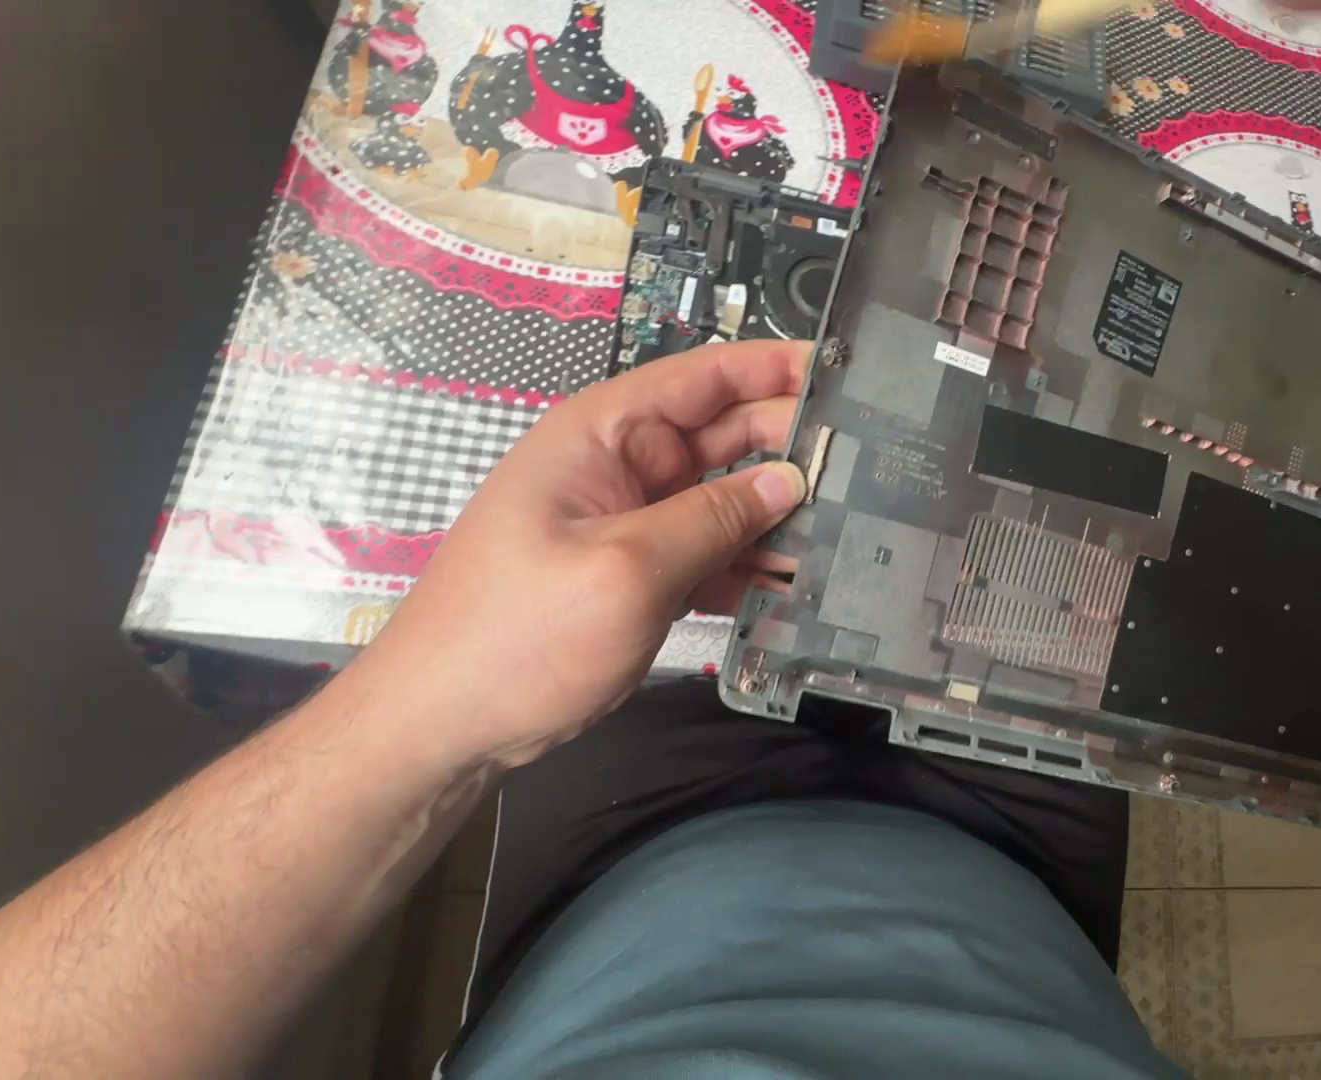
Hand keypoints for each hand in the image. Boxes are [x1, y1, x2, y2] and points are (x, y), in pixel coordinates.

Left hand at [337, 340, 809, 768]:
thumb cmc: (518, 634)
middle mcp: (629, 466)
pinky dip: (754, 563)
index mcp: (607, 433)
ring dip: (783, 513)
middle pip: (729, 437)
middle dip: (793, 446)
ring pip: (731, 499)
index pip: (707, 378)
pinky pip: (716, 551)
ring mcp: (641, 522)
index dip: (775, 368)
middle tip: (870, 464)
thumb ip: (715, 518)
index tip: (845, 374)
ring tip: (853, 523)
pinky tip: (799, 579)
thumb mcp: (628, 568)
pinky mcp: (650, 571)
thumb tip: (789, 481)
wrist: (449, 725)